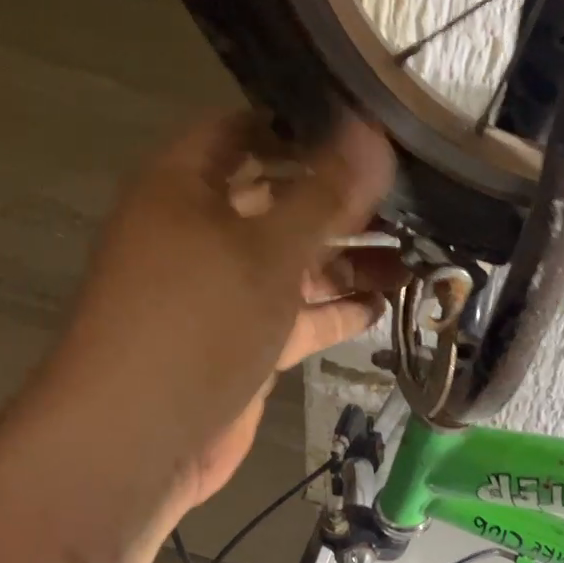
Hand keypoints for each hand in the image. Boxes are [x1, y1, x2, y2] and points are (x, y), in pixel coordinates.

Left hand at [46, 111, 396, 511]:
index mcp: (187, 186)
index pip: (246, 131)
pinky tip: (388, 305)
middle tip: (415, 200)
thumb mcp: (267, 250)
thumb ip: (324, 195)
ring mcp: (226, 291)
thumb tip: (373, 132)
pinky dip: (338, 310)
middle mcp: (204, 231)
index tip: (370, 130)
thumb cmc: (198, 322)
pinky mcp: (247, 342)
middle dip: (344, 203)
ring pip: (297, 263)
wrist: (144, 435)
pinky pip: (299, 314)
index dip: (303, 128)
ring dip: (352, 261)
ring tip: (419, 256)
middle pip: (282, 201)